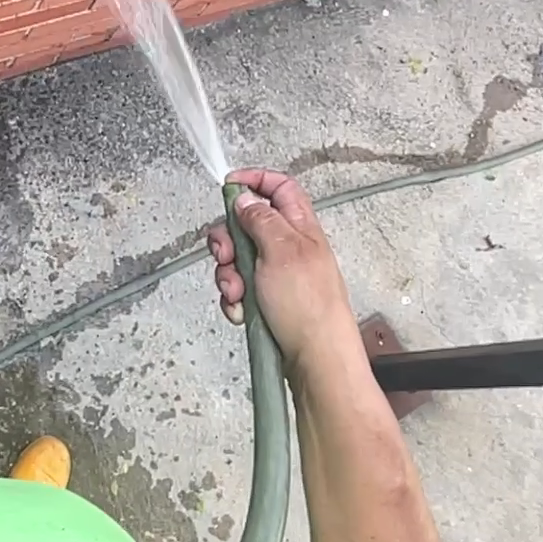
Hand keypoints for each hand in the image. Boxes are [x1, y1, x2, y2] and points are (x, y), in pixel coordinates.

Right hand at [207, 168, 358, 365]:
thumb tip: (244, 197)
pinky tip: (241, 310)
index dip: (254, 180)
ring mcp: (276, 273)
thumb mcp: (281, 251)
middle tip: (227, 255)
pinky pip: (237, 287)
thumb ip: (260, 219)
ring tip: (237, 294)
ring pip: (237, 257)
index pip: (279, 186)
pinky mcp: (266, 297)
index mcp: (300, 227)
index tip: (228, 187)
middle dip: (228, 239)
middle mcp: (288, 246)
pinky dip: (233, 297)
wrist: (315, 361)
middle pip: (246, 223)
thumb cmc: (308, 307)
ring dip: (228, 274)